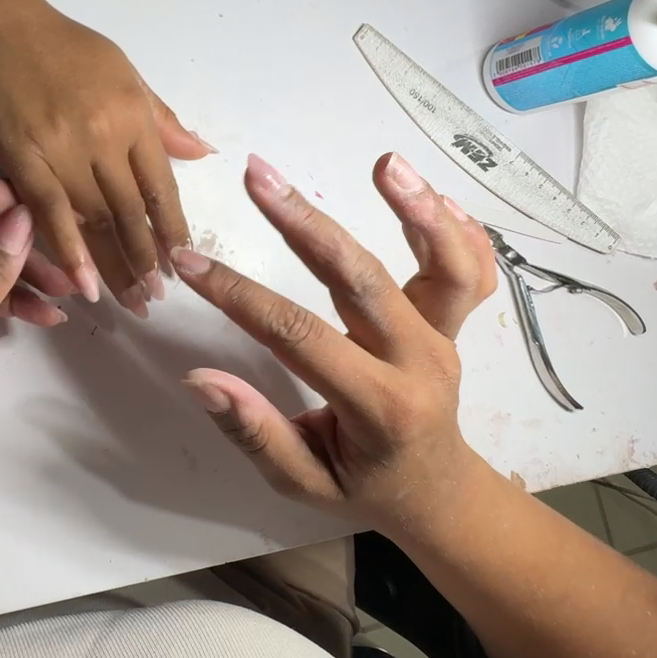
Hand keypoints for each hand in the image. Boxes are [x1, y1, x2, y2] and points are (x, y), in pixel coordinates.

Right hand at [0, 0, 213, 315]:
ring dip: (114, 265)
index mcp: (134, 114)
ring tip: (128, 302)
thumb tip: (200, 153)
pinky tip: (83, 283)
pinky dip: (68, 251)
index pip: (161, 186)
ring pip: (96, 219)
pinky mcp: (22, 158)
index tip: (181, 264)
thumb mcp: (122, 71)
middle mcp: (105, 136)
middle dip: (146, 260)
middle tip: (154, 299)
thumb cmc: (60, 46)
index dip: (172, 230)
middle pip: (132, 211)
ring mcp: (63, 149)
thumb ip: (159, 118)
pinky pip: (51, 212)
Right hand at [170, 151, 498, 538]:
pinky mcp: (454, 324)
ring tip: (384, 163)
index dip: (236, 293)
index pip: (296, 334)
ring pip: (444, 268)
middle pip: (362, 280)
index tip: (186, 260)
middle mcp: (419, 364)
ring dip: (415, 211)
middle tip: (256, 175)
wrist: (439, 494)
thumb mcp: (301, 481)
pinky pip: (470, 272)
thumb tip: (199, 379)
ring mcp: (445, 339)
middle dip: (304, 222)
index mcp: (379, 406)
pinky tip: (423, 188)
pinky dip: (455, 228)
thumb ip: (254, 432)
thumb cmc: (361, 487)